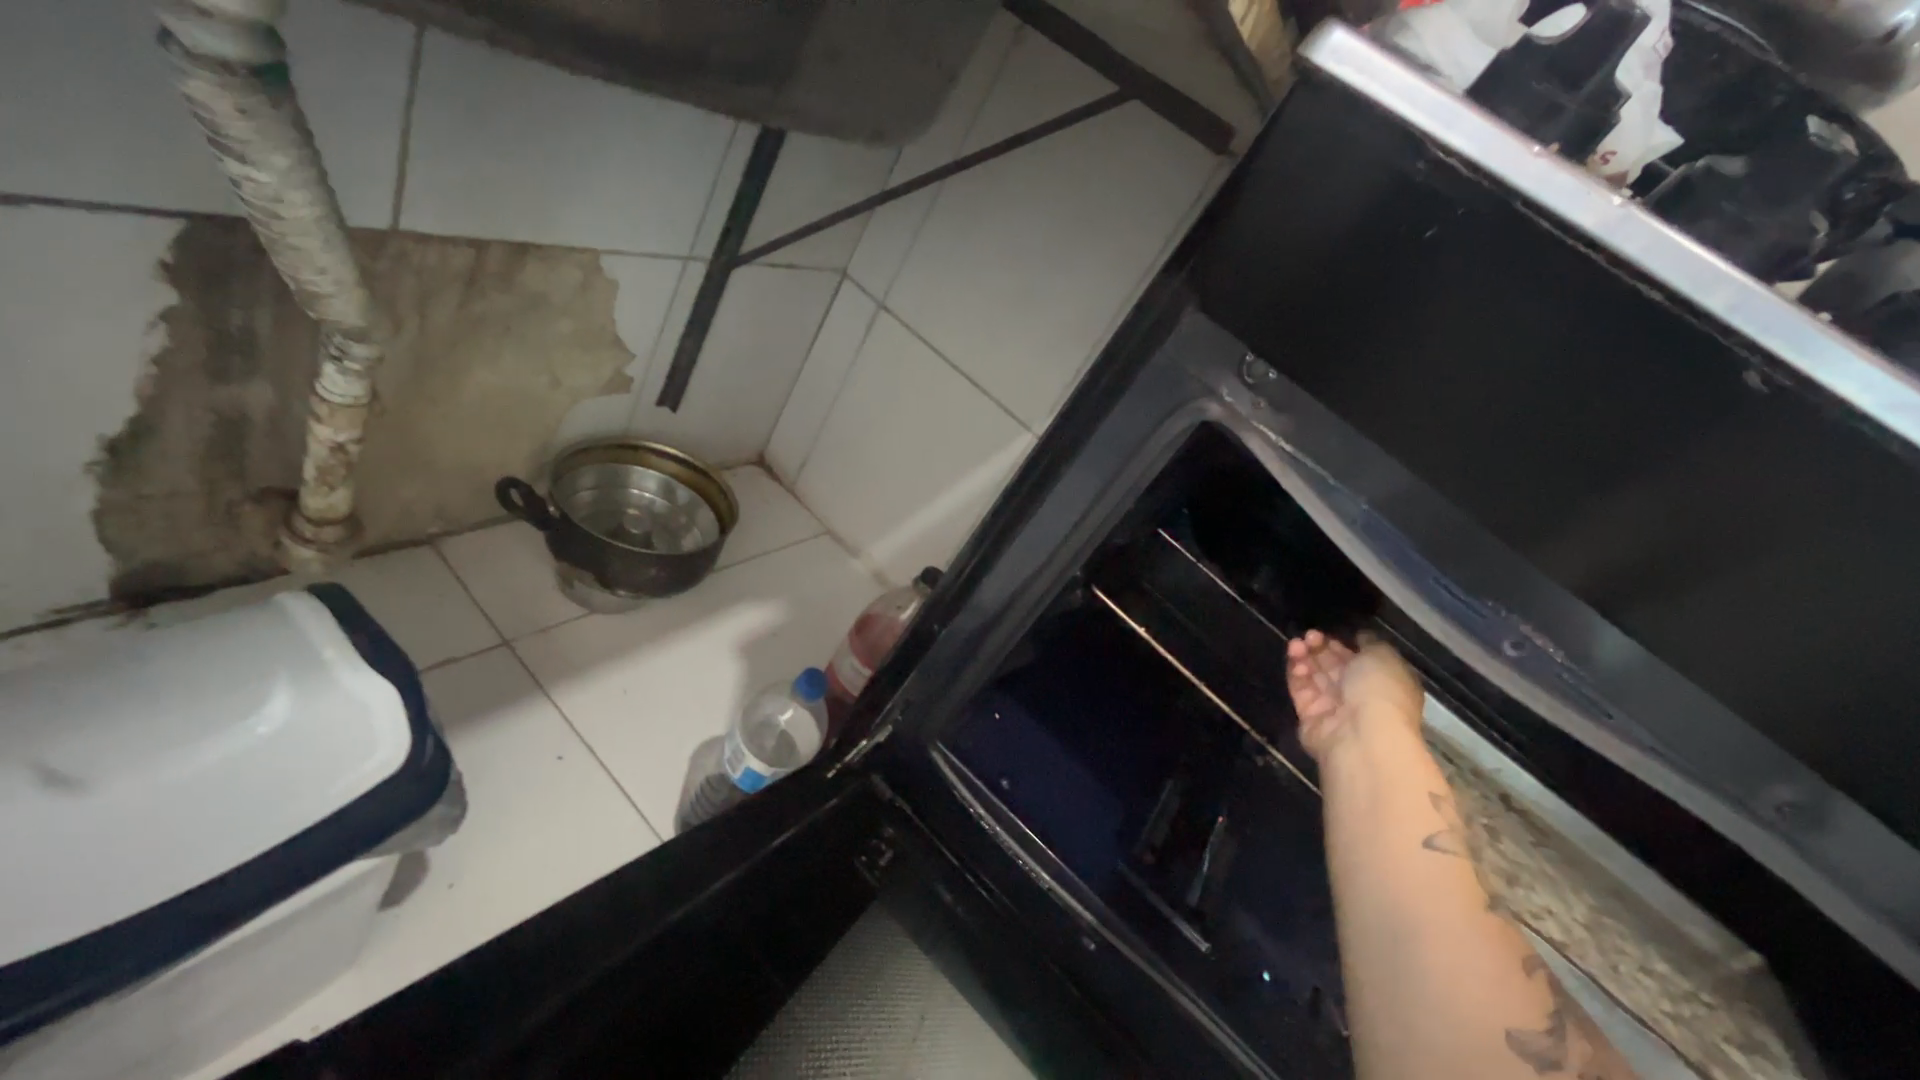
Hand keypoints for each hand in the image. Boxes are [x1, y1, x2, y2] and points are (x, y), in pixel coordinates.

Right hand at [1285, 630, 1424, 761]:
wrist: (1361, 734)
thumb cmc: (1380, 690)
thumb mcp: (1383, 656)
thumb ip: (1370, 643)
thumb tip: (1361, 637)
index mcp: (1383, 681)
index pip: (1360, 659)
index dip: (1344, 643)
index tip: (1330, 632)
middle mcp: (1359, 695)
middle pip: (1335, 666)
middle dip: (1321, 648)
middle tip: (1309, 635)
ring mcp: (1334, 707)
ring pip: (1315, 676)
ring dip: (1305, 657)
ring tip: (1296, 645)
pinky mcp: (1310, 717)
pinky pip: (1301, 691)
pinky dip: (1297, 674)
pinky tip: (1295, 661)